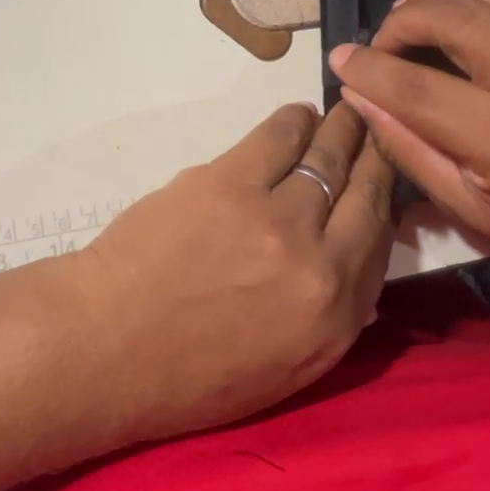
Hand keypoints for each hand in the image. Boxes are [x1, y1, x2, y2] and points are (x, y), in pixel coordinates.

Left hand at [74, 103, 395, 440]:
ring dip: (340, 130)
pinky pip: (277, 137)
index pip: (380, 244)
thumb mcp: (281, 370)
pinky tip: (300, 115)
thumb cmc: (187, 376)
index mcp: (334, 318)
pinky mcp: (231, 182)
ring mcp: (276, 217)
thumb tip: (352, 270)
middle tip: (377, 132)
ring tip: (344, 114)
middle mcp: (319, 264)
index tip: (383, 179)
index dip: (385, 202)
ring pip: (326, 157)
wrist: (105, 350)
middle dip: (375, 156)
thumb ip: (327, 318)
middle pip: (363, 193)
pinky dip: (294, 121)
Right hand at [327, 0, 489, 291]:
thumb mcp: (466, 206)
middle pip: (454, 17)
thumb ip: (406, 147)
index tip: (340, 59)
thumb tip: (357, 94)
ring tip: (412, 14)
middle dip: (403, 20)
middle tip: (383, 41)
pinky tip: (464, 0)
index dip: (368, 68)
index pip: (416, 87)